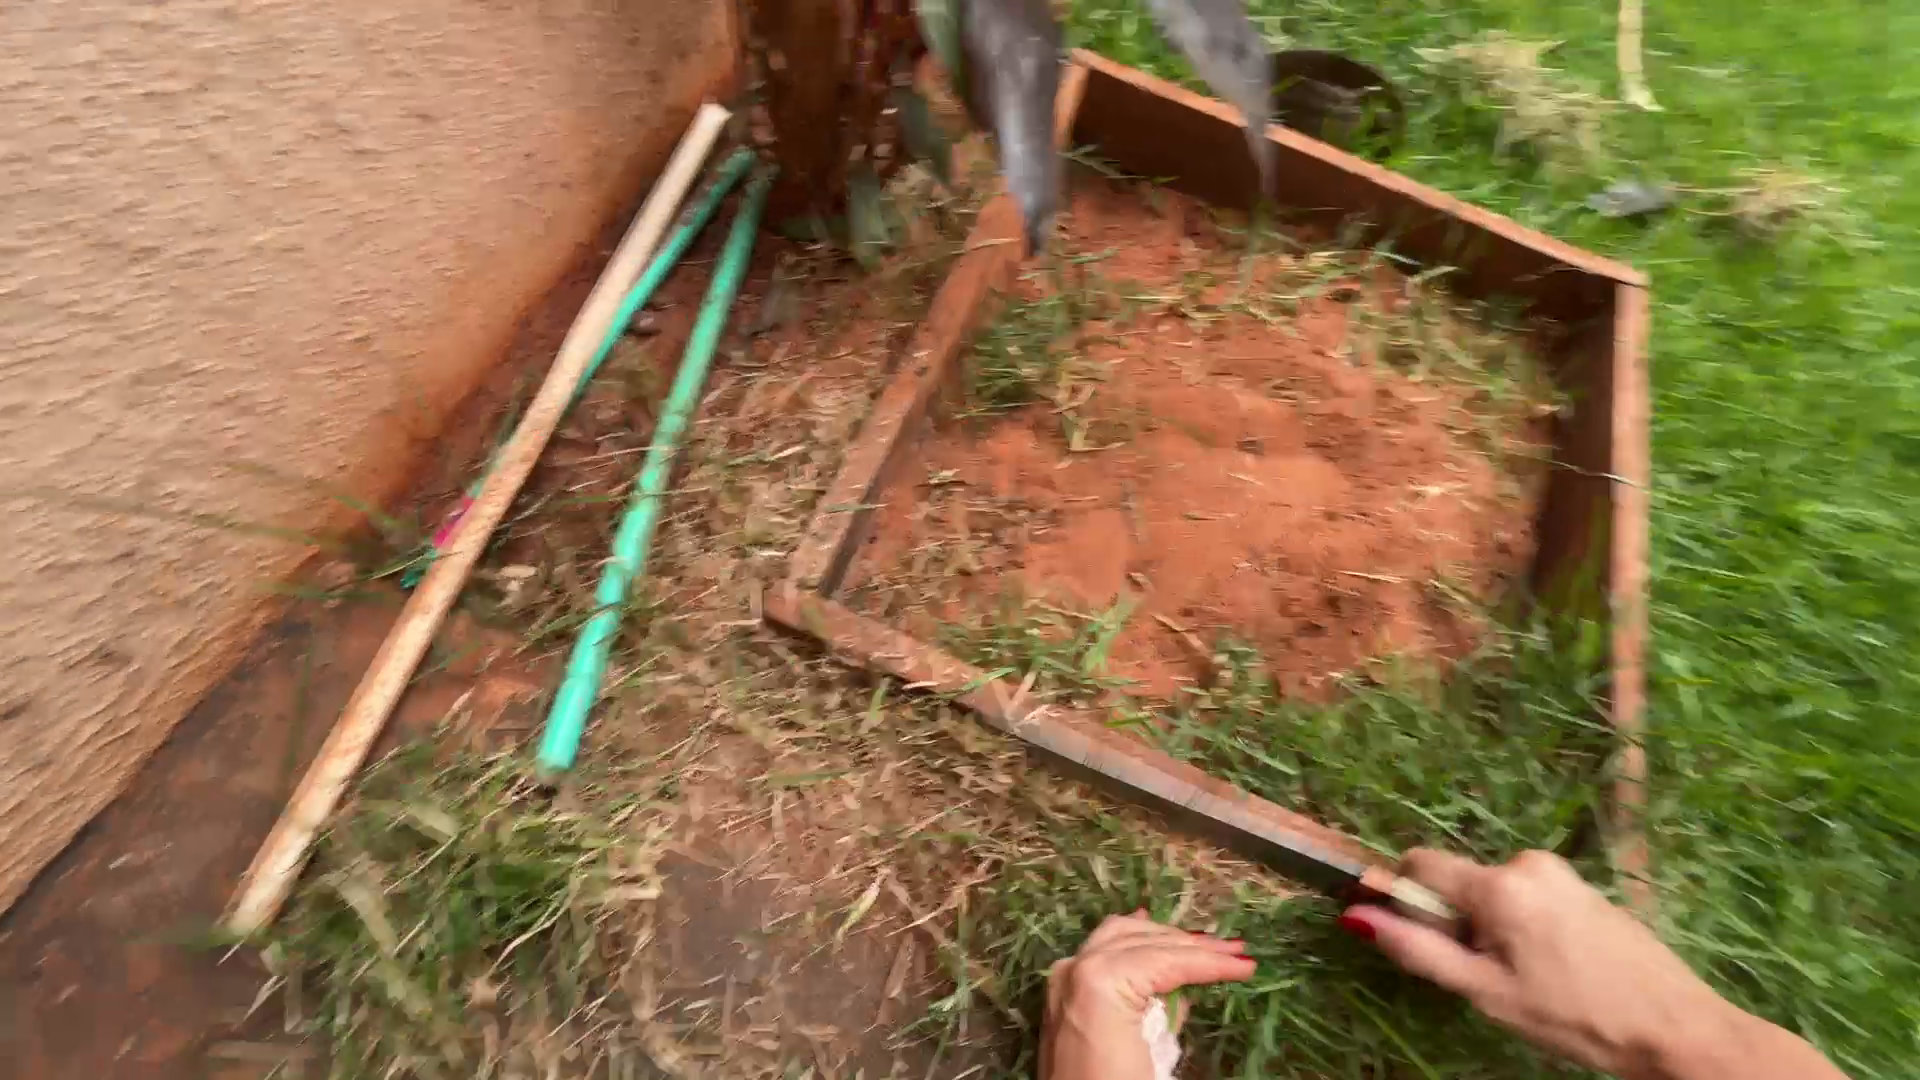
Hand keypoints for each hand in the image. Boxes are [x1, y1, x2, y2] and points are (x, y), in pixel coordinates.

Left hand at [1042, 911, 1255, 1079]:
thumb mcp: (1158, 1058)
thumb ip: (1173, 1011)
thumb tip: (1185, 990)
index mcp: (1100, 981)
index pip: (1165, 958)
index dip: (1209, 960)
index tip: (1246, 963)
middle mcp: (1076, 968)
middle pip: (1143, 940)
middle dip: (1191, 945)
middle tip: (1234, 952)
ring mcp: (1064, 978)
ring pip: (1120, 936)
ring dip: (1163, 939)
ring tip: (1204, 946)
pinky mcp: (1062, 993)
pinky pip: (1099, 949)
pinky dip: (1130, 940)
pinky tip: (1149, 929)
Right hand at [1340, 850, 1843, 1079]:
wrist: (1689, 1035)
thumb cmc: (1577, 1017)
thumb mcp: (1488, 993)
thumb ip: (1417, 950)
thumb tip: (1355, 915)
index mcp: (1495, 884)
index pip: (1418, 863)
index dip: (1411, 898)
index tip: (1435, 938)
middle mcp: (1522, 861)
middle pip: (1458, 878)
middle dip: (1460, 917)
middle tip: (1493, 969)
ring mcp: (1557, 870)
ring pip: (1492, 886)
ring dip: (1493, 920)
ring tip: (1532, 970)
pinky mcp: (1583, 883)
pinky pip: (1526, 890)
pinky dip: (1524, 918)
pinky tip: (1558, 962)